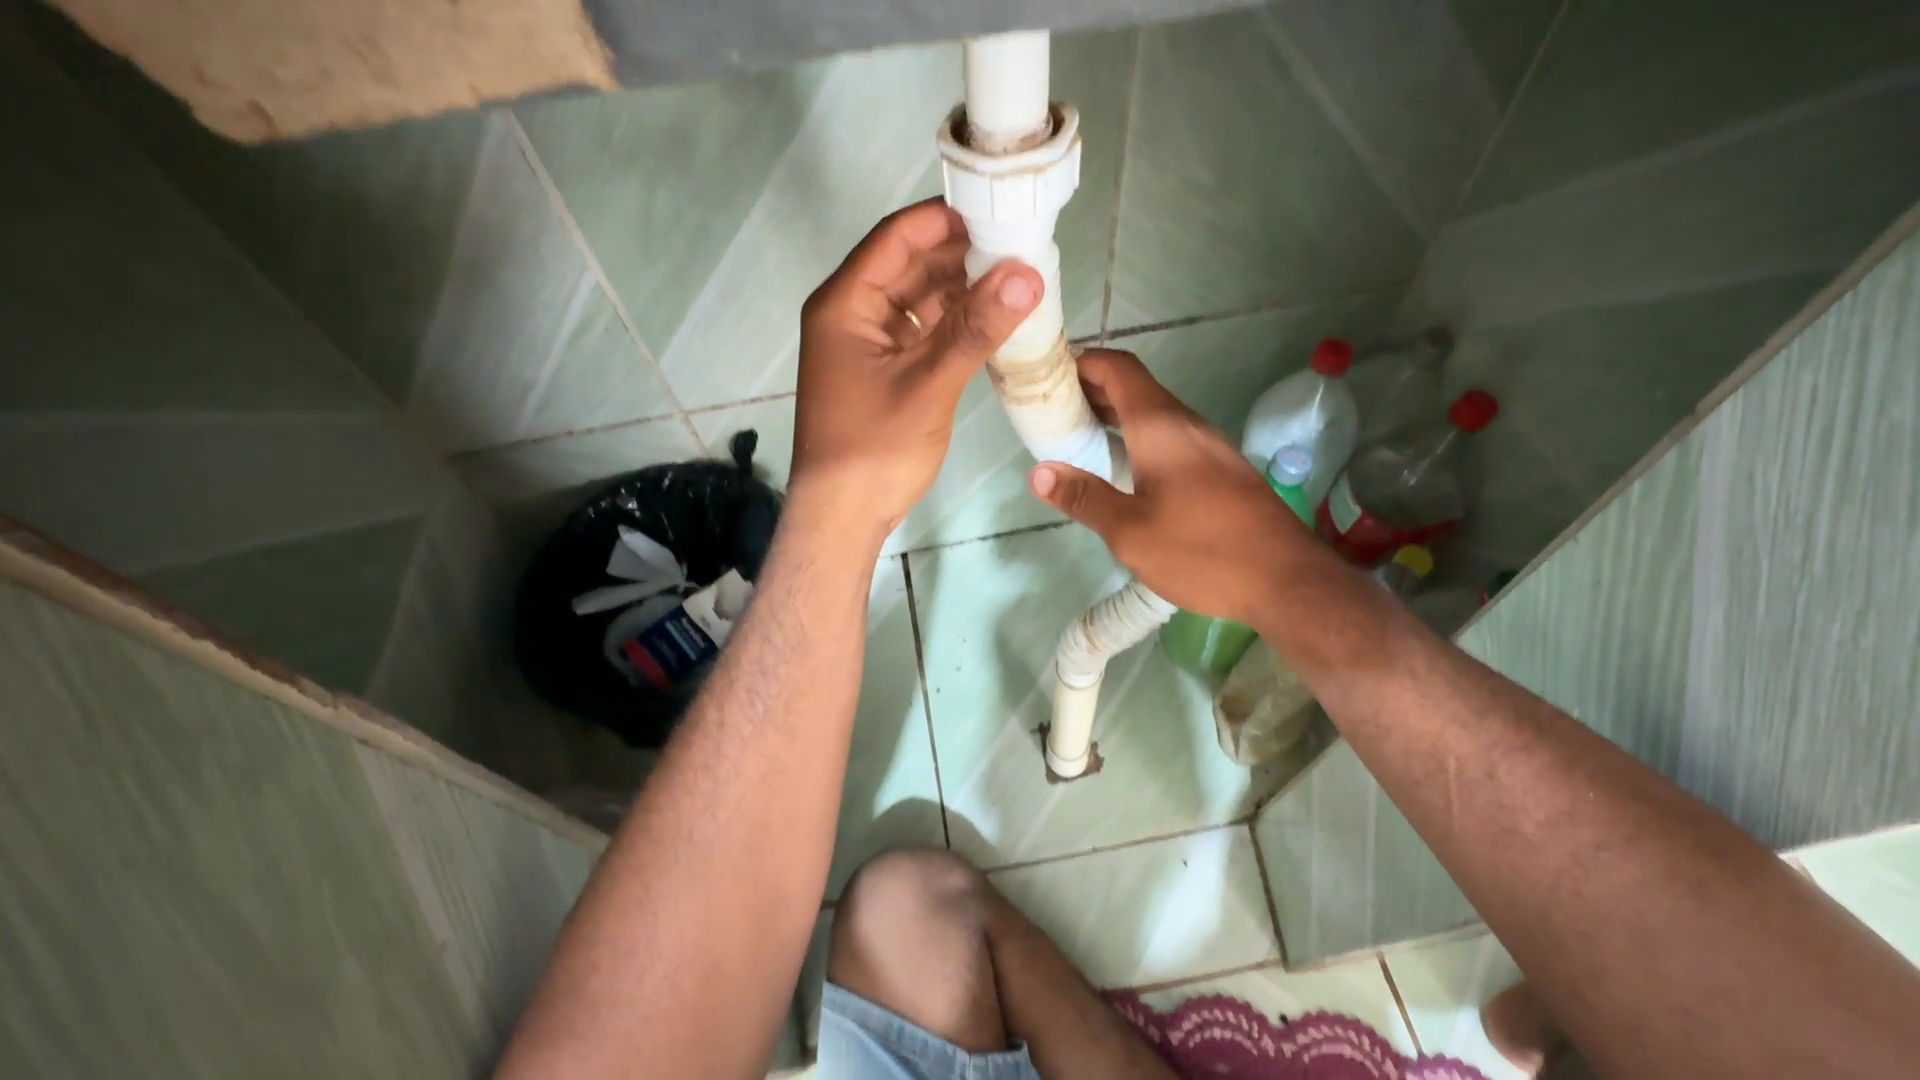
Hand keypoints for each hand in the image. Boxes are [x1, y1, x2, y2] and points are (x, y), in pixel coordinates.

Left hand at [791, 199, 1042, 538]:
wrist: (843, 515)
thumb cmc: (874, 448)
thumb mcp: (928, 384)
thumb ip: (976, 329)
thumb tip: (1027, 275)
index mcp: (845, 303)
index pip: (897, 237)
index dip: (946, 219)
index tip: (999, 209)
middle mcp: (852, 312)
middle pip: (910, 264)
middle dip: (962, 253)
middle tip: (1019, 243)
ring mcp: (867, 342)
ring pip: (919, 297)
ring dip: (962, 288)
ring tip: (1017, 276)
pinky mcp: (885, 368)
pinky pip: (923, 329)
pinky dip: (955, 322)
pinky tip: (994, 318)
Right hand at [1027, 349, 1312, 623]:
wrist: (1287, 580)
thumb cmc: (1201, 552)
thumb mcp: (1129, 531)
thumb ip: (1084, 498)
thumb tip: (1039, 472)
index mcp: (1161, 427)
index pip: (1119, 369)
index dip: (1083, 363)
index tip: (1049, 377)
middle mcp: (1188, 425)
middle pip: (1136, 389)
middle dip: (1093, 392)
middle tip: (1054, 414)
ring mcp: (1212, 447)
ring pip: (1157, 415)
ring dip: (1118, 418)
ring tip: (1081, 441)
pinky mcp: (1224, 470)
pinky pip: (1174, 439)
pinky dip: (1141, 440)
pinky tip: (1127, 471)